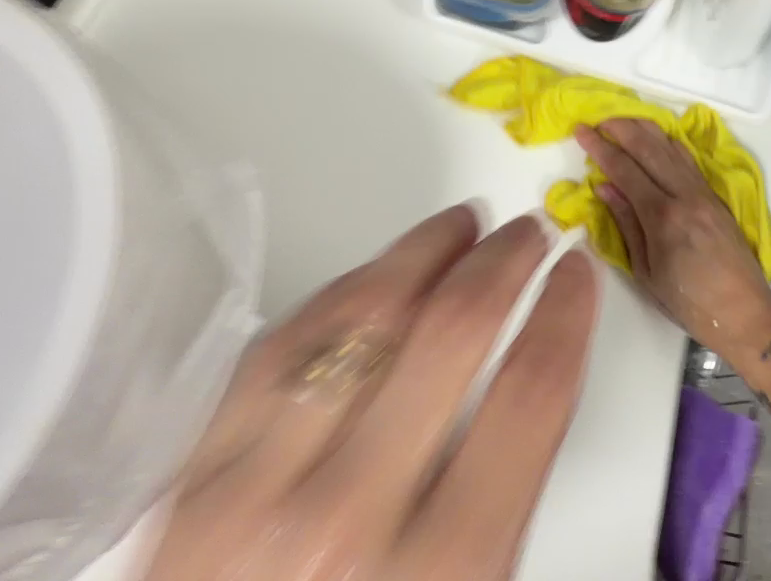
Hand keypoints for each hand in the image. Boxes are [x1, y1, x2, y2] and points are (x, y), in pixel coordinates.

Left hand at [146, 206, 597, 580]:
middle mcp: (346, 519)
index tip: (576, 272)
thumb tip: (523, 360)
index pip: (530, 396)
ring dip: (423, 251)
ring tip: (460, 225)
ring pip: (360, 317)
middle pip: (450, 333)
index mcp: (442, 571)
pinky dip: (342, 293)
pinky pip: (282, 343)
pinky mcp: (194, 470)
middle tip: (526, 233)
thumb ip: (496, 490)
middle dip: (504, 262)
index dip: (565, 312)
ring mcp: (255, 488)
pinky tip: (378, 273)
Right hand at [572, 118, 770, 361]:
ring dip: (646, 130)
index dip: (601, 148)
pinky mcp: (716, 198)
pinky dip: (669, 144)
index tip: (582, 131)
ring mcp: (704, 194)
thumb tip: (605, 187)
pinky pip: (688, 161)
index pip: (625, 170)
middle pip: (650, 149)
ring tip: (623, 122)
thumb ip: (626, 224)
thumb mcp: (646, 272)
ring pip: (672, 149)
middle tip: (599, 120)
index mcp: (662, 217)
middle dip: (622, 129)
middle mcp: (685, 197)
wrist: (744, 313)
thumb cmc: (688, 303)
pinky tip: (658, 139)